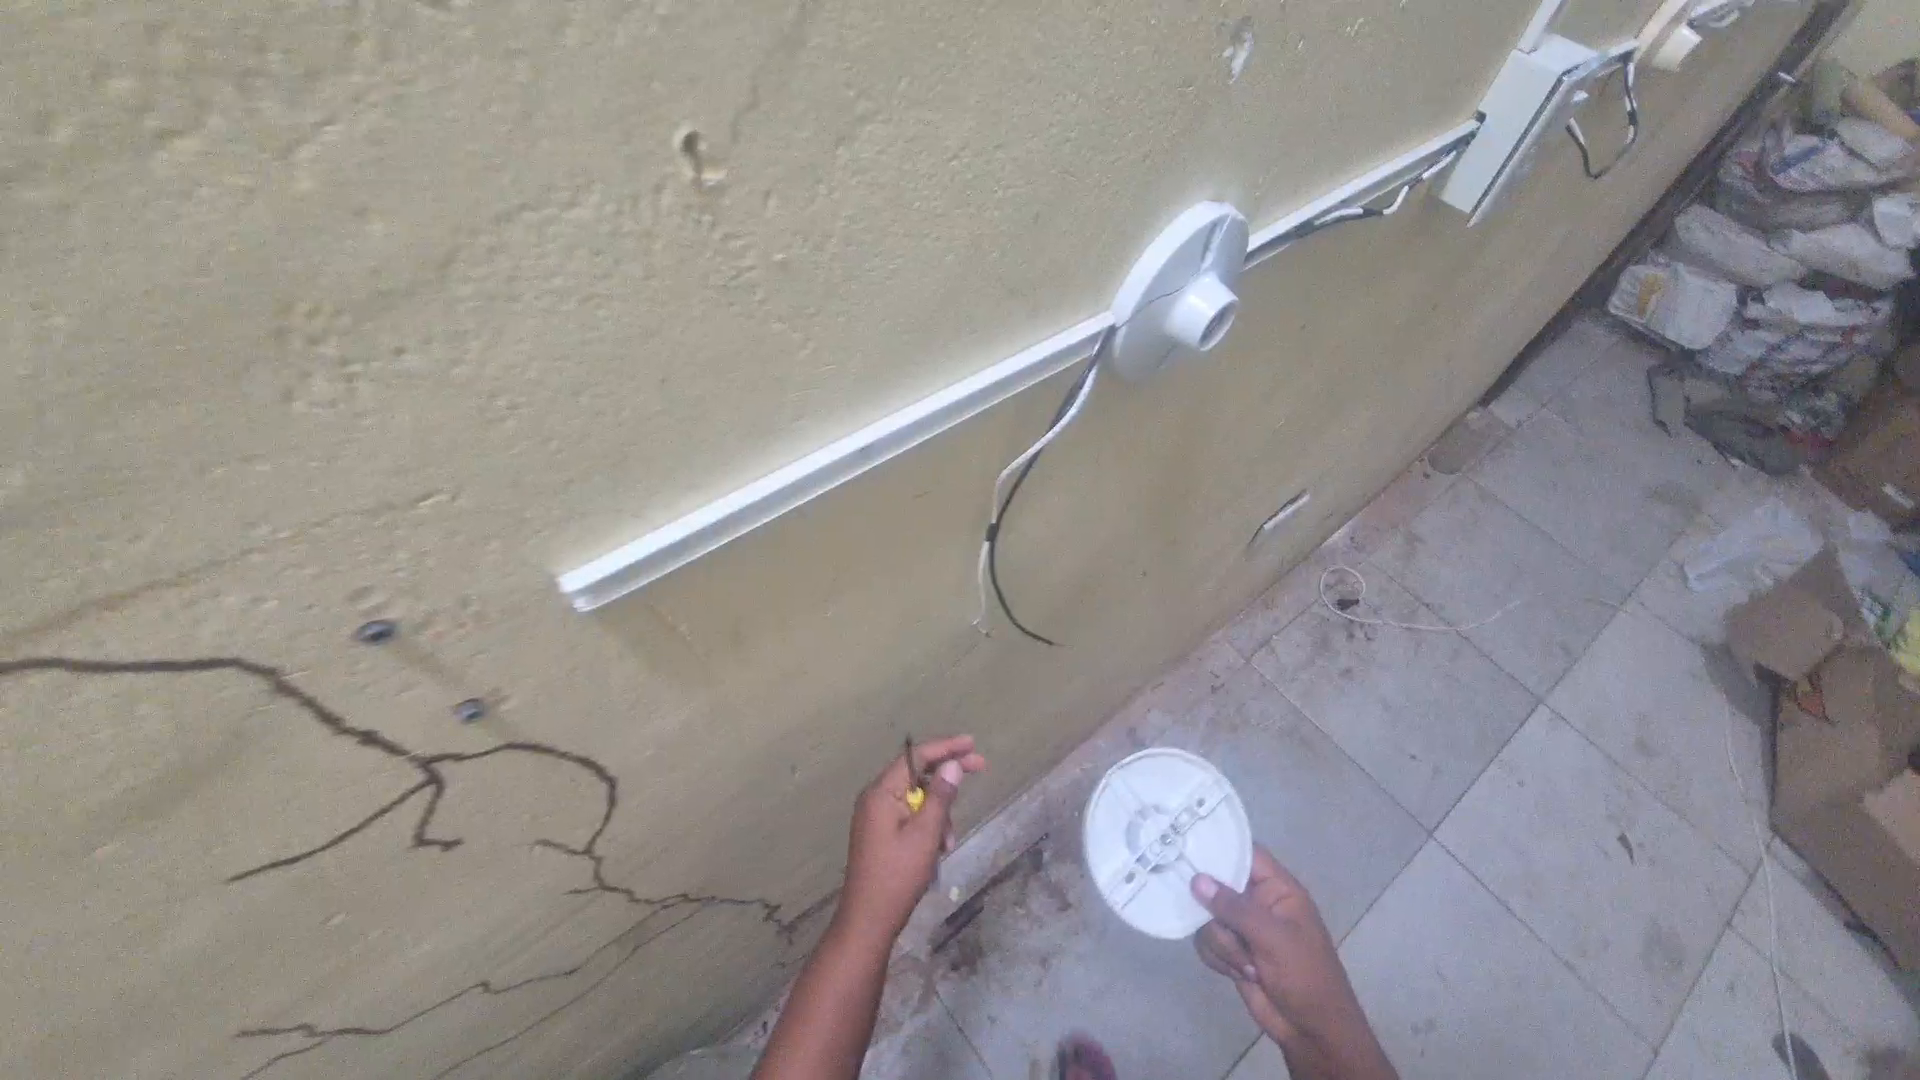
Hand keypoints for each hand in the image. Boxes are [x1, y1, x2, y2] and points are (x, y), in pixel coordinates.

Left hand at [835, 735, 986, 942]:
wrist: (868, 921)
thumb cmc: (897, 876)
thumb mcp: (926, 834)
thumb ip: (941, 796)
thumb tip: (953, 764)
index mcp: (881, 792)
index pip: (916, 757)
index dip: (946, 748)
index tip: (972, 744)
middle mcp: (875, 798)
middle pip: (917, 774)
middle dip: (947, 779)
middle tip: (980, 768)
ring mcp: (876, 817)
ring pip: (917, 799)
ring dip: (939, 813)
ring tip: (948, 842)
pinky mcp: (880, 834)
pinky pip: (909, 817)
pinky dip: (927, 827)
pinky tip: (938, 850)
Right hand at [1191, 846, 1396, 1079]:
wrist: (1311, 1030)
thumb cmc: (1304, 975)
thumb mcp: (1273, 937)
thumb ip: (1234, 907)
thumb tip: (1196, 878)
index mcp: (1277, 889)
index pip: (1245, 853)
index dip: (1219, 845)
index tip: (1187, 844)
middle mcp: (1257, 902)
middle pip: (1217, 885)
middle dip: (1215, 911)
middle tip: (1219, 923)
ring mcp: (1243, 927)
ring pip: (1208, 917)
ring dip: (1222, 944)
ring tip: (1246, 963)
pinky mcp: (1231, 950)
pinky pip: (1206, 941)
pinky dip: (1217, 958)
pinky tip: (1237, 973)